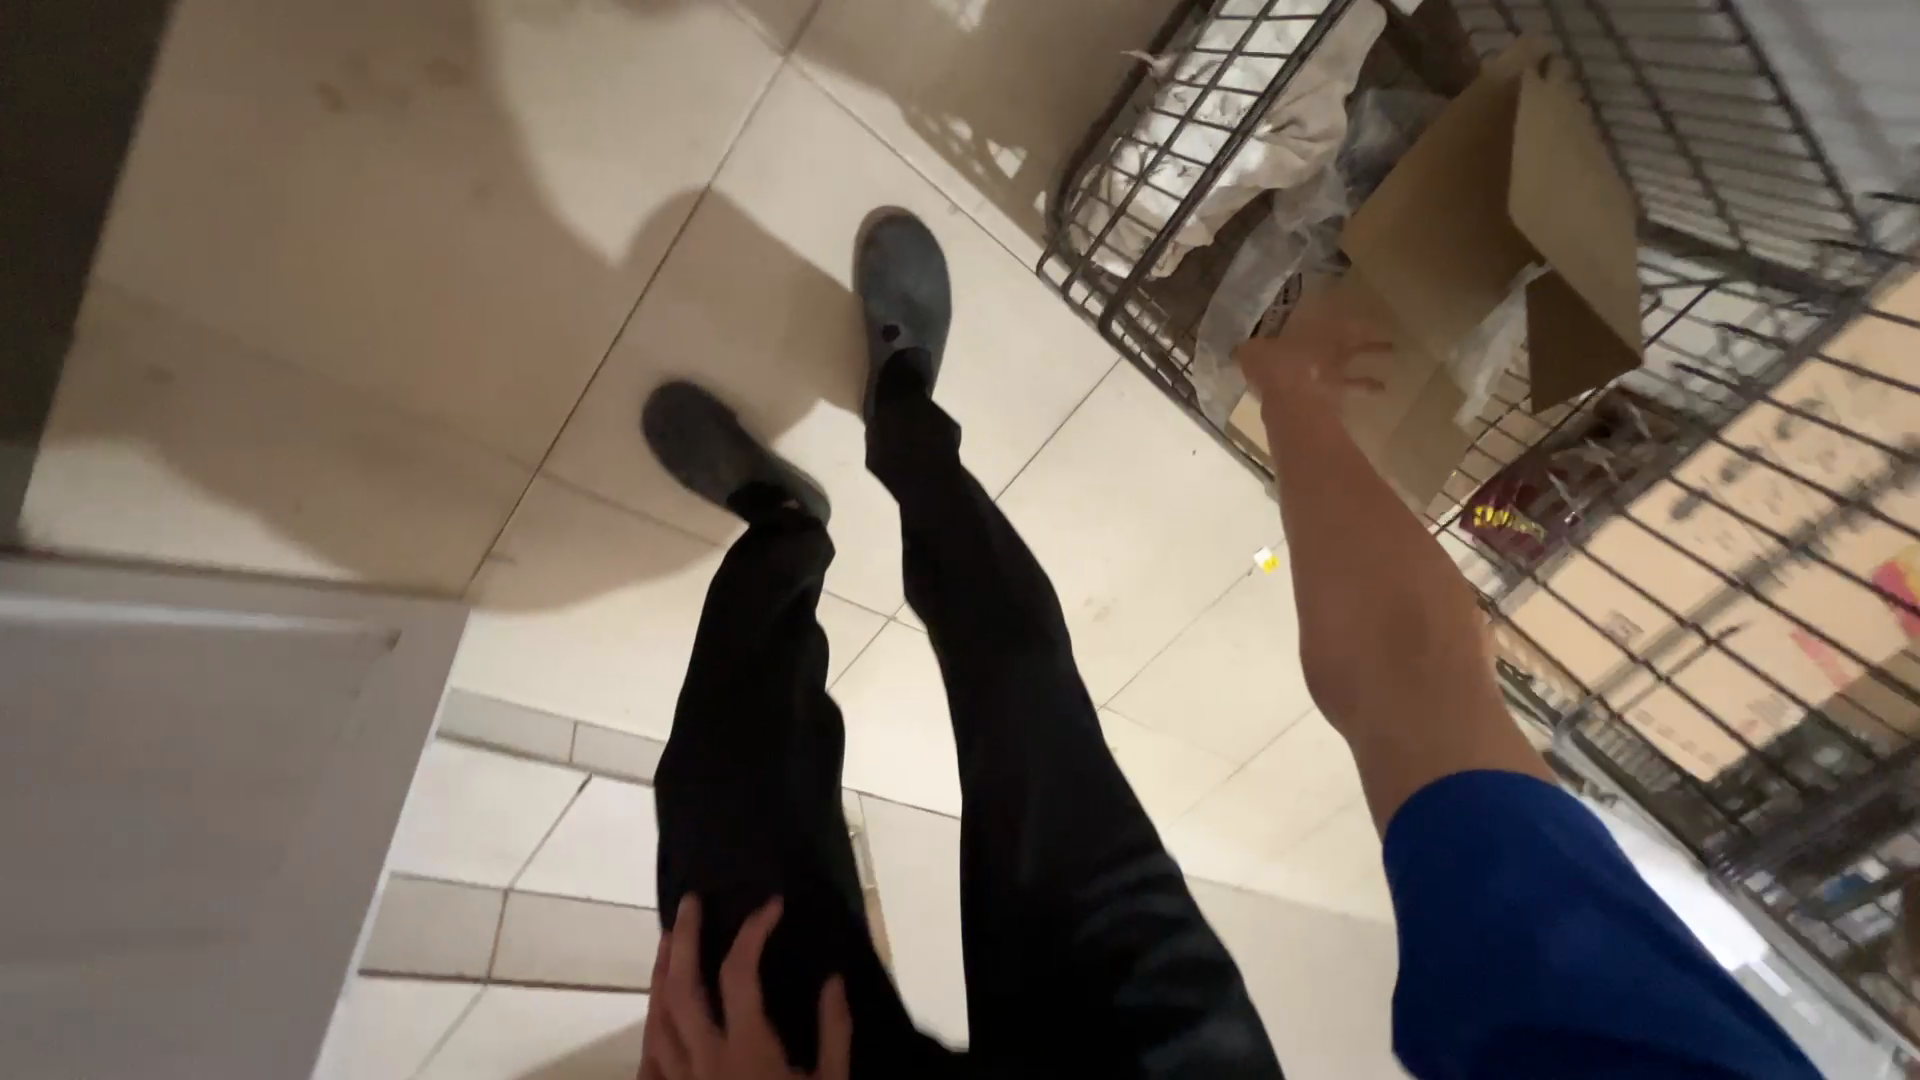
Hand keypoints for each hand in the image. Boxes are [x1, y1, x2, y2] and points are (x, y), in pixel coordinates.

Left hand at [639, 896, 851, 1079]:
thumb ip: (833, 1033)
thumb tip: (834, 979)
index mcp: (747, 1051)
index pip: (739, 973)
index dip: (753, 931)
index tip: (772, 905)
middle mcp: (705, 1062)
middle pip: (680, 989)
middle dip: (682, 939)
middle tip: (689, 902)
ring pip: (656, 1020)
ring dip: (659, 974)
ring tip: (667, 940)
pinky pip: (650, 1060)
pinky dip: (652, 1026)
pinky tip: (658, 1010)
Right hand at [1233, 284, 1391, 404]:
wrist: (1286, 398)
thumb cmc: (1273, 365)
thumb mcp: (1252, 352)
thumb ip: (1250, 351)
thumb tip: (1238, 350)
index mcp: (1319, 336)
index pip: (1345, 326)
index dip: (1358, 326)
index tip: (1372, 325)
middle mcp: (1333, 357)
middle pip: (1359, 350)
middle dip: (1375, 349)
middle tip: (1391, 348)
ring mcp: (1335, 382)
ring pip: (1358, 381)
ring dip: (1370, 383)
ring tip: (1383, 388)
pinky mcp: (1333, 405)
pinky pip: (1345, 405)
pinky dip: (1350, 409)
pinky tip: (1353, 412)